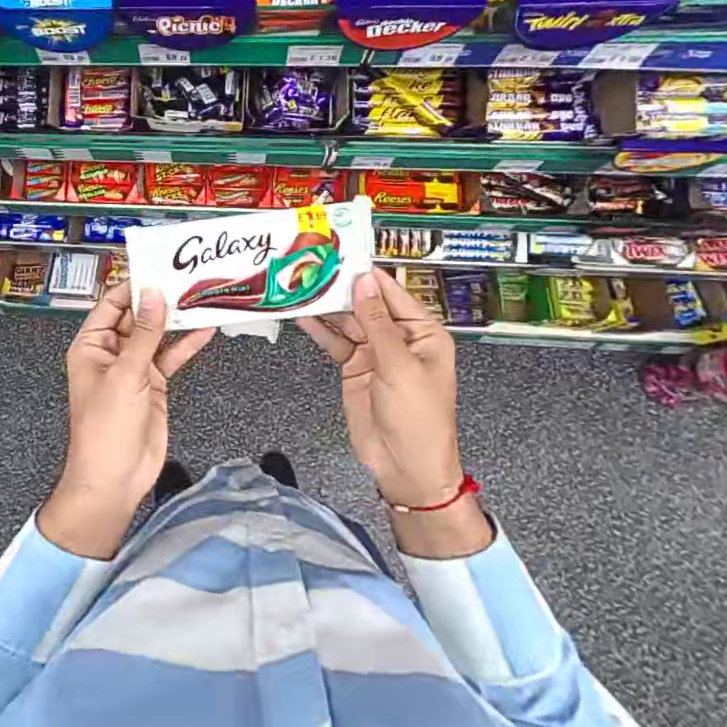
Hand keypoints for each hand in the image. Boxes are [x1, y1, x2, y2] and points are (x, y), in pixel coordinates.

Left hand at [39, 284, 213, 558]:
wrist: (115, 478)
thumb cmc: (106, 427)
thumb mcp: (125, 374)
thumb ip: (144, 334)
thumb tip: (154, 295)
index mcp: (91, 346)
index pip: (111, 305)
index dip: (133, 286)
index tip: (158, 267)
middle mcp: (112, 352)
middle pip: (137, 317)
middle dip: (159, 299)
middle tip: (186, 277)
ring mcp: (134, 368)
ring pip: (157, 335)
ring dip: (176, 319)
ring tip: (200, 296)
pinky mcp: (154, 383)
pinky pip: (171, 357)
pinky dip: (187, 344)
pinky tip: (205, 329)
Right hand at [298, 270, 492, 558]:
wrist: (405, 469)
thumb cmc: (419, 420)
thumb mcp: (399, 366)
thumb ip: (377, 323)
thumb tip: (364, 284)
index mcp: (423, 333)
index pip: (393, 294)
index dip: (369, 276)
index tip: (343, 256)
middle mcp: (399, 338)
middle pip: (367, 305)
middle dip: (343, 289)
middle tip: (314, 269)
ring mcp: (375, 353)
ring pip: (349, 322)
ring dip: (328, 307)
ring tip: (303, 287)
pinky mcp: (355, 368)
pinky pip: (336, 343)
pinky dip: (321, 331)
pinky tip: (304, 317)